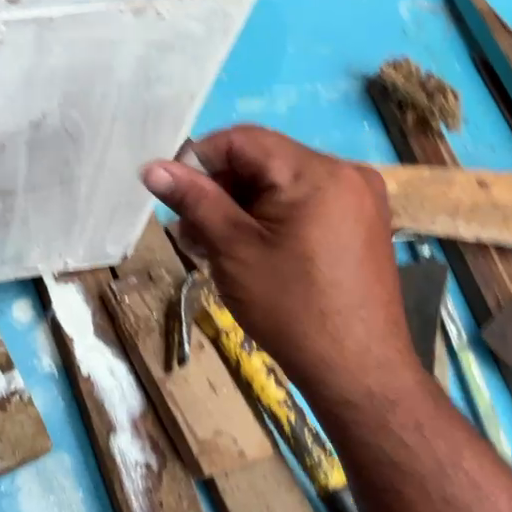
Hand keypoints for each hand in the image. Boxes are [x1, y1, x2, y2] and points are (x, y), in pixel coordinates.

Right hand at [140, 125, 414, 402]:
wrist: (357, 371)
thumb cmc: (291, 307)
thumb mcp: (232, 248)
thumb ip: (193, 199)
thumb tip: (152, 167)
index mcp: (317, 172)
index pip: (242, 140)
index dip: (199, 160)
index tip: (174, 196)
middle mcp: (345, 173)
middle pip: (262, 160)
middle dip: (219, 188)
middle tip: (190, 230)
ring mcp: (358, 199)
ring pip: (279, 182)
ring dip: (239, 206)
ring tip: (214, 246)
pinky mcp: (359, 223)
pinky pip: (302, 202)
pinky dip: (268, 217)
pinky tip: (248, 250)